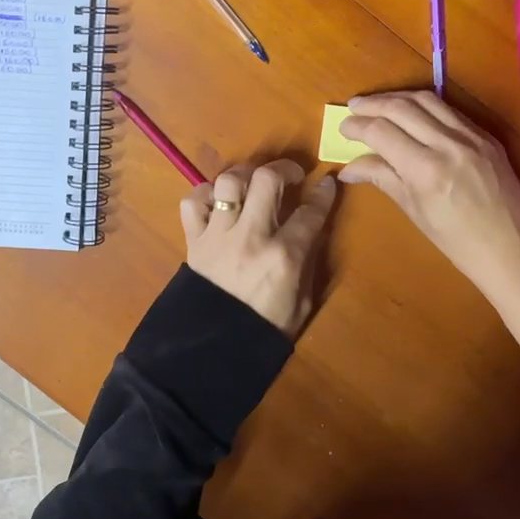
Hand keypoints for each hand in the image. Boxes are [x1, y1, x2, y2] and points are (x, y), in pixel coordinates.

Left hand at [179, 160, 336, 336]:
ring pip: (228, 182)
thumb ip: (308, 262)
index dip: (323, 193)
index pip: (310, 211)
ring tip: (252, 183)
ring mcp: (218, 235)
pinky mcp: (193, 240)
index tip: (327, 182)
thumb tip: (313, 229)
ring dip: (244, 175)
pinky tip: (217, 202)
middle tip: (291, 175)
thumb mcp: (302, 302)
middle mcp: (251, 237)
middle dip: (284, 168)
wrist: (214, 350)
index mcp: (283, 256)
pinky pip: (192, 201)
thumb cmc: (265, 329)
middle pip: (266, 180)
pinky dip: (204, 194)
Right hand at [337, 91, 519, 289]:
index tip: (343, 128)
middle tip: (353, 108)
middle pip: (401, 107)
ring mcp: (471, 137)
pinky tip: (412, 112)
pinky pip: (449, 110)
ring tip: (378, 103)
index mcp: (426, 170)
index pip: (381, 132)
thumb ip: (382, 177)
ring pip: (427, 99)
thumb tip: (348, 166)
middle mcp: (448, 145)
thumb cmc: (457, 242)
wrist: (512, 250)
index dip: (357, 126)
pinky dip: (425, 106)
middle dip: (372, 104)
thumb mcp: (413, 211)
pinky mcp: (487, 136)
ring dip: (397, 97)